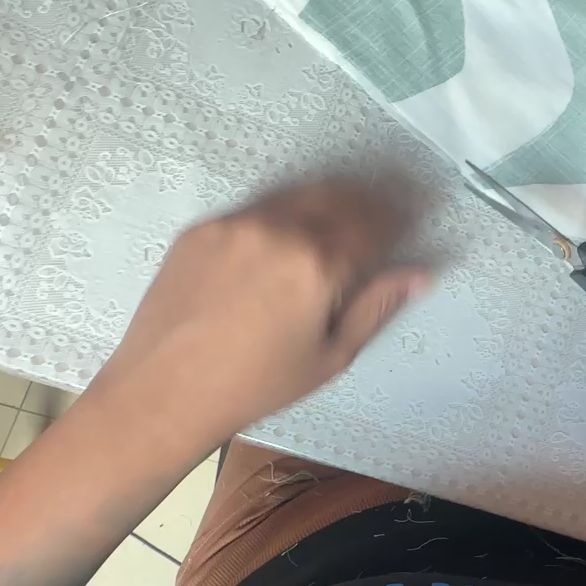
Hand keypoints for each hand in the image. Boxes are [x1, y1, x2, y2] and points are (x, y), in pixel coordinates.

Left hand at [88, 173, 429, 452]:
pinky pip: (259, 208)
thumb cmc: (259, 385)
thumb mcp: (332, 355)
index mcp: (316, 263)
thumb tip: (420, 275)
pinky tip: (295, 231)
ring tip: (350, 210)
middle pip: (338, 196)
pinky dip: (289, 212)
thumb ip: (377, 306)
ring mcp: (234, 223)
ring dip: (331, 197)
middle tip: (391, 203)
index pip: (373, 225)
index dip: (400, 217)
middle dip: (370, 198)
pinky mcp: (203, 227)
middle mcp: (277, 228)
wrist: (164, 390)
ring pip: (297, 195)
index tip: (416, 212)